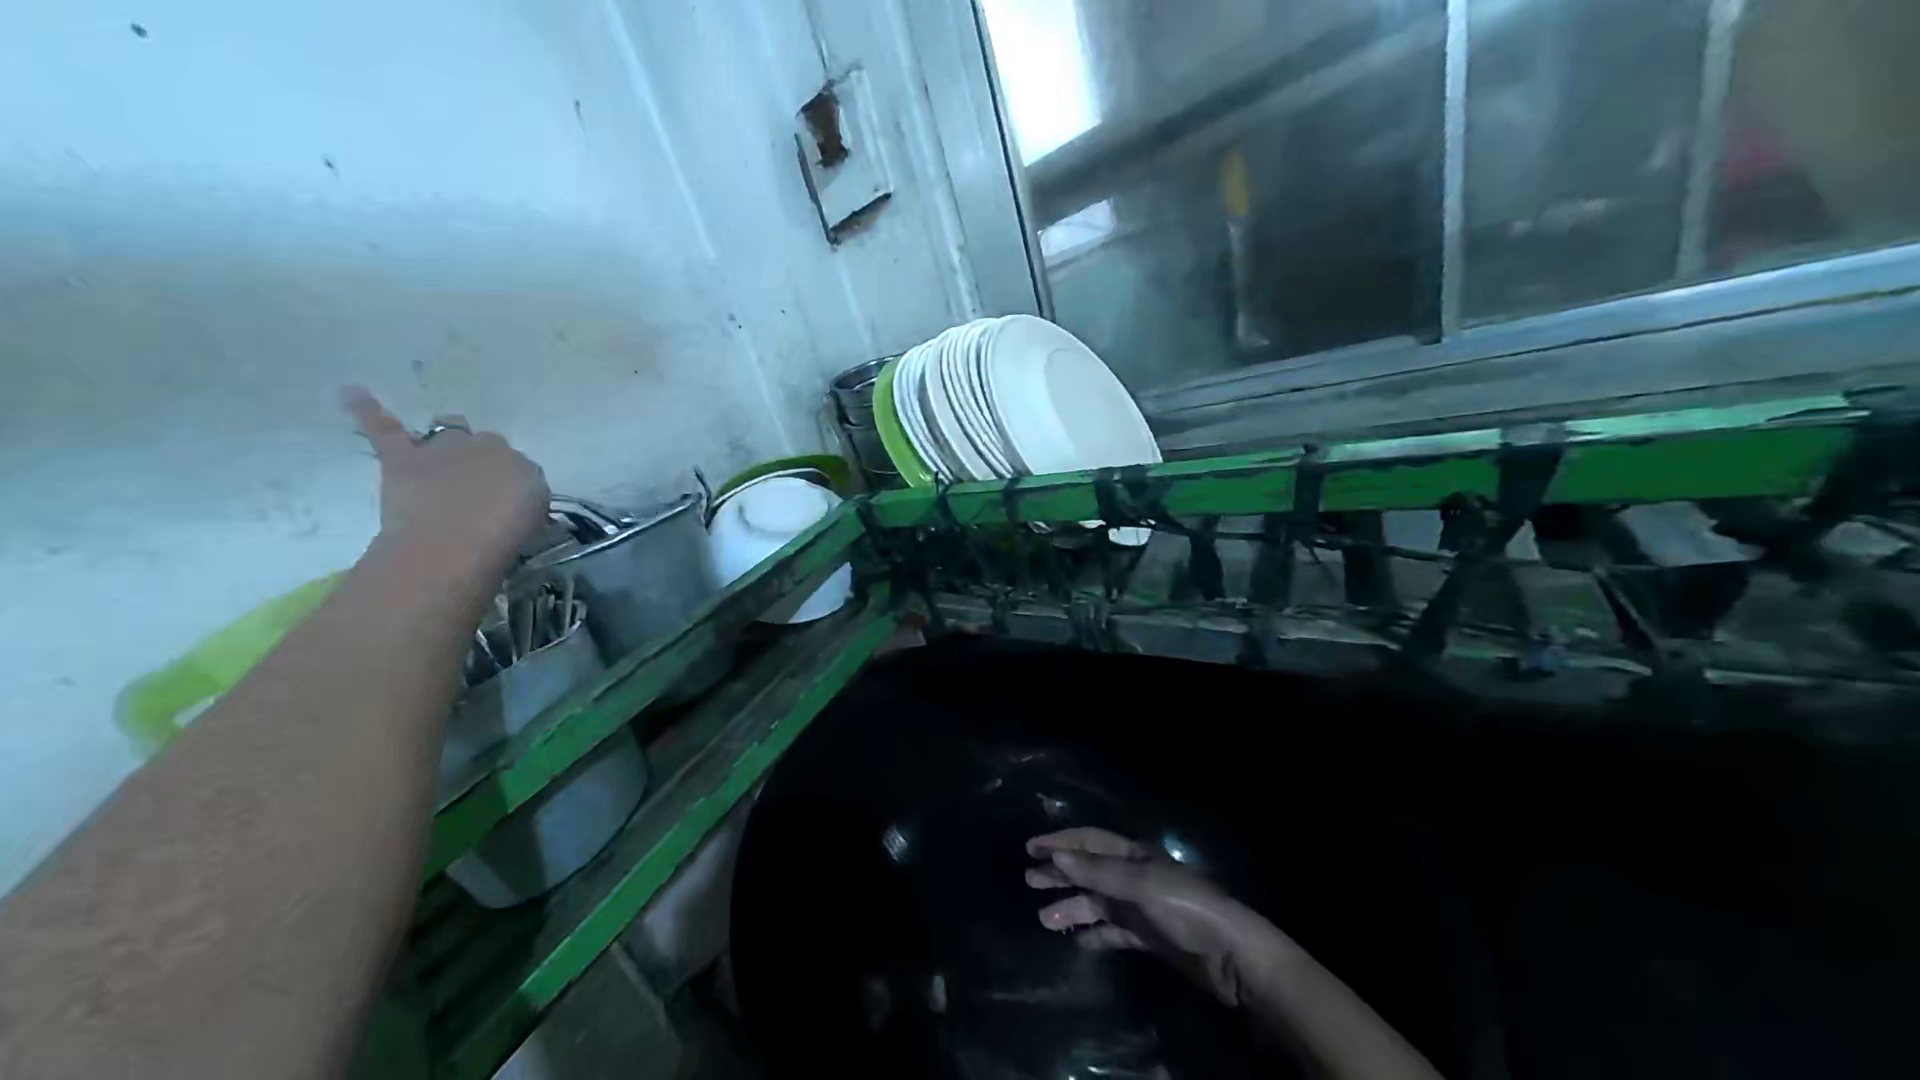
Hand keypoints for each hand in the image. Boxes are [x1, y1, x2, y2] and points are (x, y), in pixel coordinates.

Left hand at [343, 387, 548, 571]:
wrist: (450, 547)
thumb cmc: (502, 542)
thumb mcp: (533, 526)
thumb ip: (525, 505)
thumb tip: (514, 501)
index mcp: (525, 467)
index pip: (521, 467)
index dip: (512, 484)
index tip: (508, 504)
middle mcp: (488, 449)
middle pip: (489, 444)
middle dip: (485, 460)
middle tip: (479, 489)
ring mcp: (443, 449)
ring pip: (449, 429)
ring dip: (449, 436)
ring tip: (444, 450)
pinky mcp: (402, 457)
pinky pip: (383, 428)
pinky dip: (367, 409)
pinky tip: (351, 392)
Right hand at [1026, 828, 1287, 1008]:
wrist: (1233, 957)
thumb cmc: (1186, 909)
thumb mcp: (1141, 884)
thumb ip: (1098, 872)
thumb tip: (1057, 857)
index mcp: (1135, 855)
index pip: (1089, 842)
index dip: (1059, 843)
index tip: (1030, 848)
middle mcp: (1136, 876)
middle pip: (1089, 871)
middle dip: (1059, 874)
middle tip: (1029, 881)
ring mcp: (1142, 908)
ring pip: (1098, 903)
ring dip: (1071, 908)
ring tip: (1044, 920)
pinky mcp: (1150, 937)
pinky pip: (1114, 932)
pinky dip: (1095, 934)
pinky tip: (1077, 941)